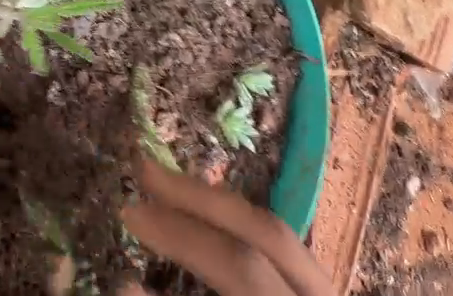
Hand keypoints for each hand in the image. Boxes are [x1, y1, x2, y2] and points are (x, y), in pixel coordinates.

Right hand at [114, 155, 335, 295]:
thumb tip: (123, 282)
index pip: (241, 264)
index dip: (181, 235)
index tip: (127, 214)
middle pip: (267, 232)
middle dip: (197, 196)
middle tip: (140, 168)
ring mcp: (328, 292)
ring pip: (279, 232)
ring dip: (216, 204)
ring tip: (165, 183)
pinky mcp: (320, 290)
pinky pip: (282, 249)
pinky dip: (236, 225)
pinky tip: (203, 215)